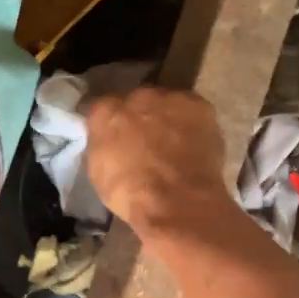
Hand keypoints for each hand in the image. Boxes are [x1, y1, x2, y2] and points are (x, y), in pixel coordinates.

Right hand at [85, 88, 235, 235]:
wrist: (178, 200)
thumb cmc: (128, 192)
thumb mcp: (97, 169)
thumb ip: (101, 143)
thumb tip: (108, 138)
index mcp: (105, 111)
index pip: (100, 107)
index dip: (105, 122)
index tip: (109, 135)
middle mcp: (136, 96)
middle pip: (135, 99)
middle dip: (136, 114)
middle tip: (140, 137)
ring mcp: (171, 99)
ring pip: (164, 102)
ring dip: (164, 115)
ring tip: (168, 139)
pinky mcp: (201, 107)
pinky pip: (188, 109)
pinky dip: (187, 122)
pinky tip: (188, 140)